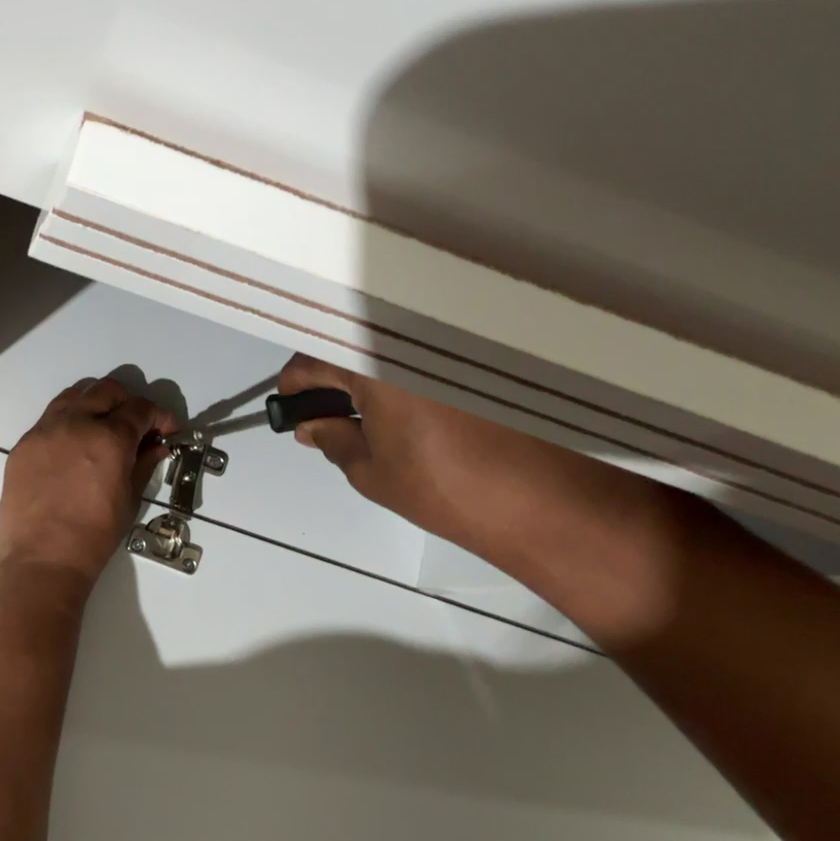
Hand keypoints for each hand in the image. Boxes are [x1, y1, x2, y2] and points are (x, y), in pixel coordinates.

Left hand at [0, 377, 179, 581]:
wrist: (43, 556)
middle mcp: (74, 423)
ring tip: (101, 428)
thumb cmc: (94, 535)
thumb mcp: (129, 499)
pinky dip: (67, 424)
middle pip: (105, 391)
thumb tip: (158, 446)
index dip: (160, 416)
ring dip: (94, 404)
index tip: (167, 430)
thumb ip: (144, 464)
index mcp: (108, 437)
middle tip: (135, 427)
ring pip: (73, 396)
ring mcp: (43, 431)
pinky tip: (72, 450)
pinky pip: (48, 420)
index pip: (140, 408)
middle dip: (127, 403)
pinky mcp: (23, 445)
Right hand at [276, 352, 612, 552]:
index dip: (297, 384)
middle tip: (333, 414)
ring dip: (376, 372)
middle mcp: (417, 339)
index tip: (294, 404)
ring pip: (396, 345)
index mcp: (378, 362)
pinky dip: (415, 373)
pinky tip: (419, 408)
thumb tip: (314, 427)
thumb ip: (333, 439)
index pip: (316, 359)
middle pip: (357, 342)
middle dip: (335, 376)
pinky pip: (434, 352)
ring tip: (376, 414)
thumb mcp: (371, 471)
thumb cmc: (445, 487)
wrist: (545, 501)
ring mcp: (456, 342)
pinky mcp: (489, 352)